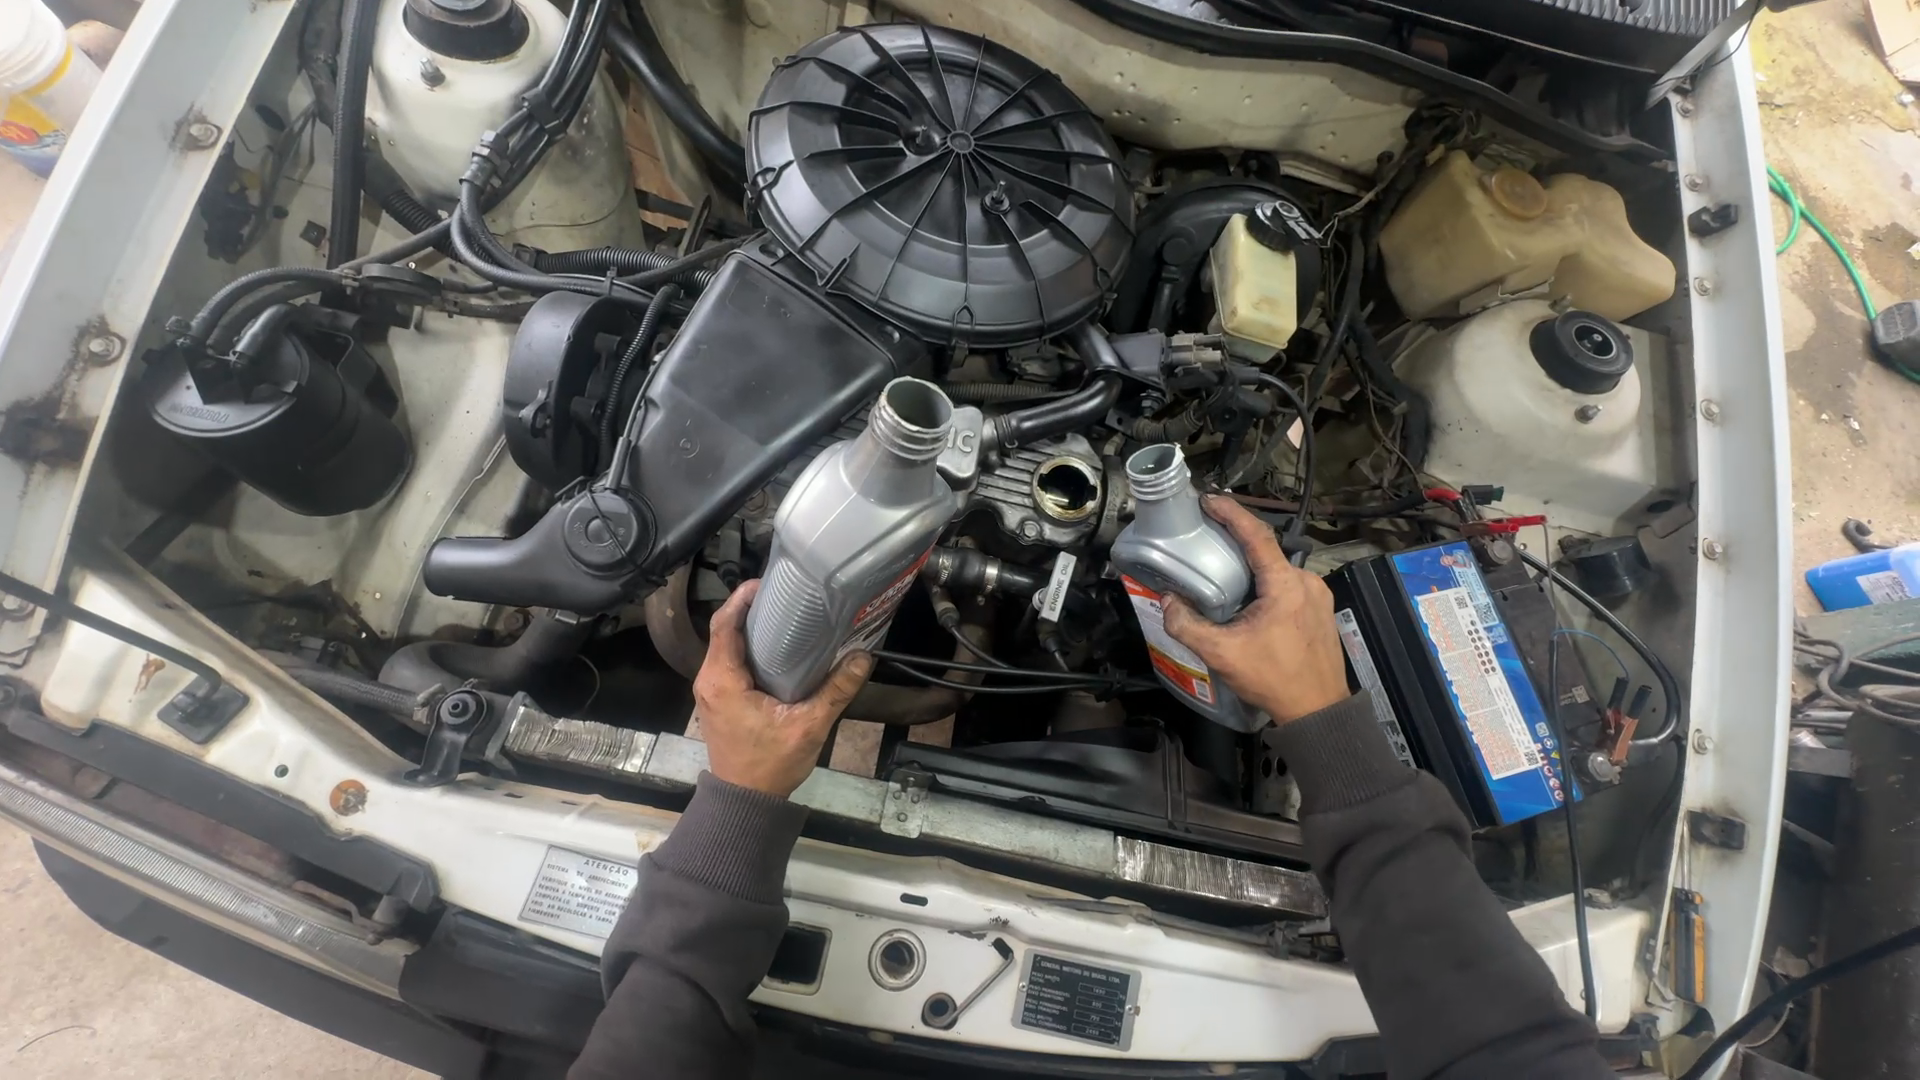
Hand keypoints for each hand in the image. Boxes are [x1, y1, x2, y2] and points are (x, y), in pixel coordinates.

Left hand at [692, 579, 873, 797]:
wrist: (745, 802)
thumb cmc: (769, 764)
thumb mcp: (808, 726)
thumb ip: (836, 690)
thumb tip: (863, 657)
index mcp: (722, 679)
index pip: (724, 625)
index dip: (742, 599)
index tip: (767, 582)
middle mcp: (710, 680)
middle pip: (725, 630)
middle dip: (752, 608)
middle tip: (786, 593)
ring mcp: (713, 690)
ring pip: (728, 646)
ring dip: (751, 627)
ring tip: (786, 613)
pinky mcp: (721, 699)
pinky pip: (731, 661)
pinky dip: (751, 647)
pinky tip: (780, 645)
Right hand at [1161, 495, 1350, 723]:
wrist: (1318, 711)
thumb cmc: (1273, 679)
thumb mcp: (1221, 653)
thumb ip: (1187, 625)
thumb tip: (1168, 602)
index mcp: (1285, 585)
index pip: (1256, 535)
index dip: (1231, 513)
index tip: (1209, 500)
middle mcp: (1306, 581)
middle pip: (1266, 550)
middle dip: (1235, 540)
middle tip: (1206, 535)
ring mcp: (1317, 595)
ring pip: (1276, 568)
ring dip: (1250, 565)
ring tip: (1221, 568)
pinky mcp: (1320, 609)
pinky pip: (1287, 584)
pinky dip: (1264, 581)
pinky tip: (1246, 596)